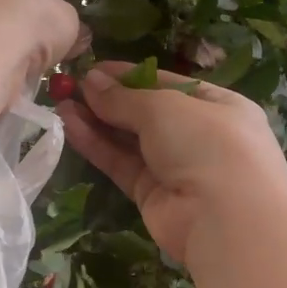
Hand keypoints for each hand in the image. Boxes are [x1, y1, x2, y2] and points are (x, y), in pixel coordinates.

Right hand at [57, 62, 286, 262]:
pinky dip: (97, 146)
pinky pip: (121, 164)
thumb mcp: (165, 107)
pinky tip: (70, 127)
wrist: (226, 219)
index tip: (92, 68)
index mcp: (217, 105)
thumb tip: (89, 80)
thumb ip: (123, 97)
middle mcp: (198, 135)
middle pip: (145, 113)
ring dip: (96, 122)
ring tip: (60, 104)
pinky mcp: (152, 195)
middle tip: (69, 86)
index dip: (129, 75)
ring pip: (129, 140)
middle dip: (108, 99)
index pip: (167, 83)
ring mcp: (175, 168)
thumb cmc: (208, 144)